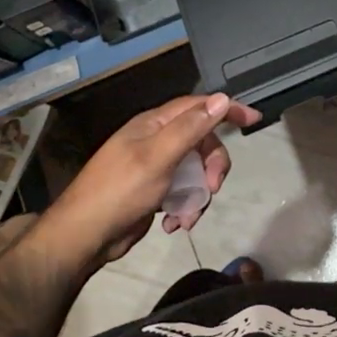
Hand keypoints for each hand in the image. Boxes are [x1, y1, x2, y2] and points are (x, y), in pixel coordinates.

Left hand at [52, 93, 260, 264]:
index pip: (198, 106)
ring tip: (187, 217)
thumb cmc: (119, 191)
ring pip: (196, 171)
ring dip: (199, 194)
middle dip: (212, 166)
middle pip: (202, 143)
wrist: (82, 238)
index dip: (227, 109)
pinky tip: (175, 225)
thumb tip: (221, 98)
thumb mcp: (158, 157)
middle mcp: (156, 141)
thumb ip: (191, 128)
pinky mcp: (154, 192)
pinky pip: (184, 192)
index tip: (254, 119)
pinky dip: (185, 208)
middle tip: (213, 187)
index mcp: (154, 125)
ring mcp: (155, 167)